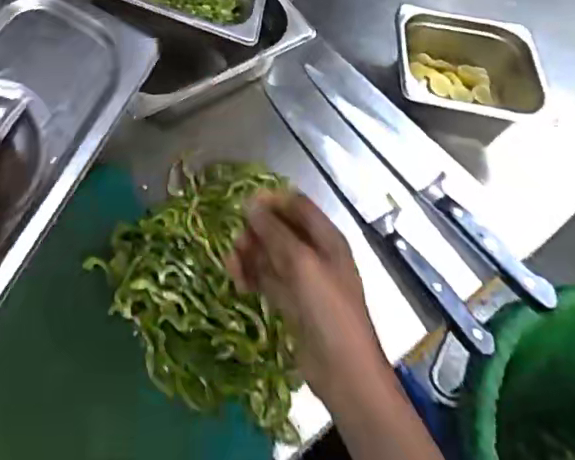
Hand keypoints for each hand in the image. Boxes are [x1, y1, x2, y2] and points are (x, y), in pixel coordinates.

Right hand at [226, 190, 388, 406]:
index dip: (271, 201)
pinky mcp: (290, 302)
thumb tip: (250, 203)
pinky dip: (252, 277)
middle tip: (236, 243)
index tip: (243, 206)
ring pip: (269, 255)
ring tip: (231, 265)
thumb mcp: (301, 264)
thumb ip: (274, 232)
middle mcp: (314, 253)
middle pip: (279, 229)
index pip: (297, 205)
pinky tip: (238, 283)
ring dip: (249, 255)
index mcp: (326, 238)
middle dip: (255, 231)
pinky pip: (266, 279)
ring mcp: (302, 279)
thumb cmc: (328, 309)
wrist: (343, 372)